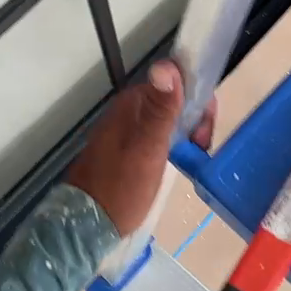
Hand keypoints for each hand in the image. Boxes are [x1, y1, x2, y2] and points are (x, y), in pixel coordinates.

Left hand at [66, 60, 215, 234]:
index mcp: (132, 103)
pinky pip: (157, 137)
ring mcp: (126, 130)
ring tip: (193, 158)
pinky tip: (178, 163)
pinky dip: (173, 146)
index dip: (198, 102)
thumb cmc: (121, 188)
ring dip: (186, 134)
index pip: (176, 83)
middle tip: (200, 149)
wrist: (86, 225)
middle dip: (194, 120)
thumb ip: (160, 109)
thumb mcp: (147, 149)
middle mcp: (128, 110)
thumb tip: (167, 64)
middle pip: (173, 101)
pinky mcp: (126, 149)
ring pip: (167, 120)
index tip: (204, 132)